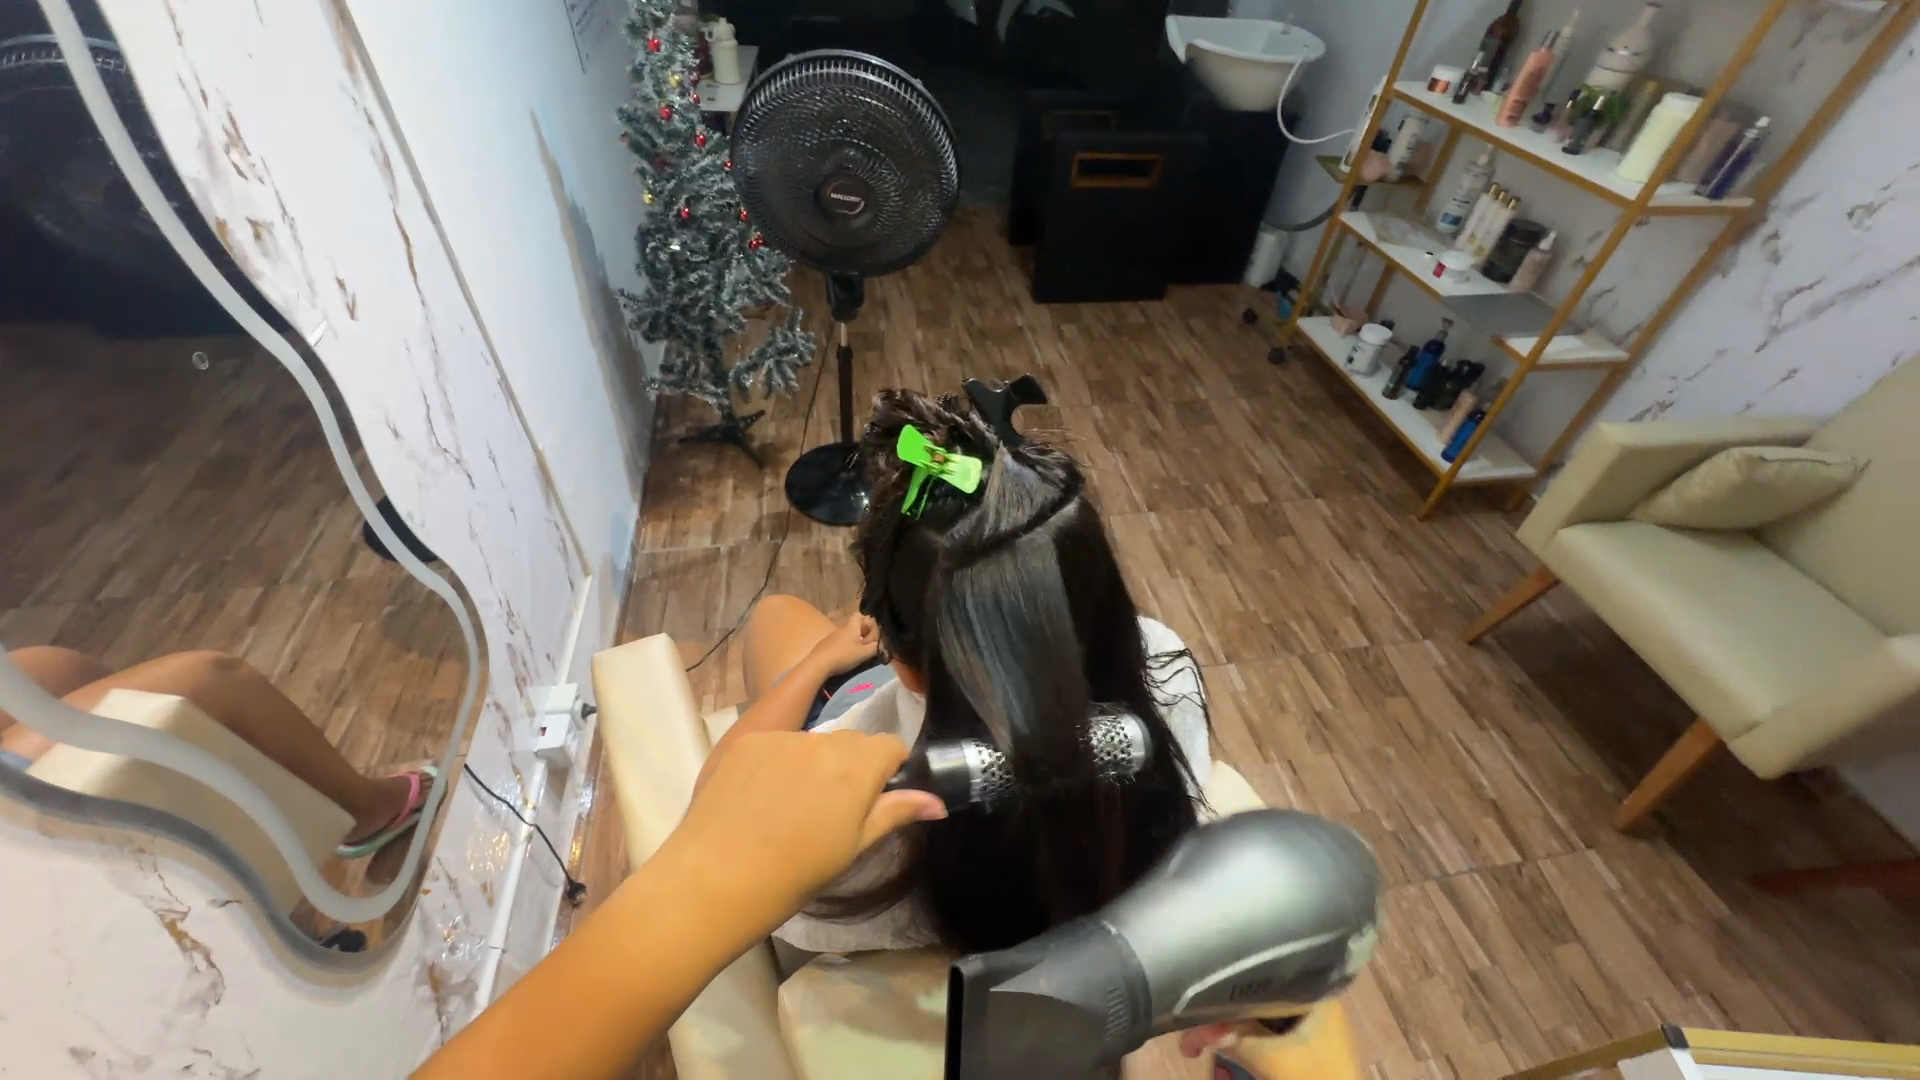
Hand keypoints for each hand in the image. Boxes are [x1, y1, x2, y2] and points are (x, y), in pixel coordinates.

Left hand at [665, 729, 945, 921]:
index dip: (889, 770)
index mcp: (858, 766)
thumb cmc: (795, 874)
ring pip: (814, 742)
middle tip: (830, 811)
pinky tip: (759, 799)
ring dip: (814, 764)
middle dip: (851, 767)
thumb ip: (895, 813)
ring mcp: (783, 738)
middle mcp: (824, 741)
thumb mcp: (853, 848)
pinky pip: (778, 743)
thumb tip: (938, 802)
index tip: (873, 800)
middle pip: (852, 743)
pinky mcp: (749, 741)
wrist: (715, 881)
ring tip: (789, 809)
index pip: (891, 745)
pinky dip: (777, 763)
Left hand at [803, 613, 881, 677]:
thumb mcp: (864, 653)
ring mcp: (831, 636)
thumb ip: (876, 647)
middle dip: (862, 633)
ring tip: (857, 653)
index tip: (873, 632)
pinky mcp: (824, 645)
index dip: (867, 621)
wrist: (818, 664)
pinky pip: (837, 642)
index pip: (860, 615)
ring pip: (845, 635)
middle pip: (853, 626)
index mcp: (851, 627)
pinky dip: (843, 647)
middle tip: (868, 645)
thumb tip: (884, 642)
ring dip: (852, 641)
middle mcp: (841, 628)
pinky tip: (843, 657)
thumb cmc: (843, 656)